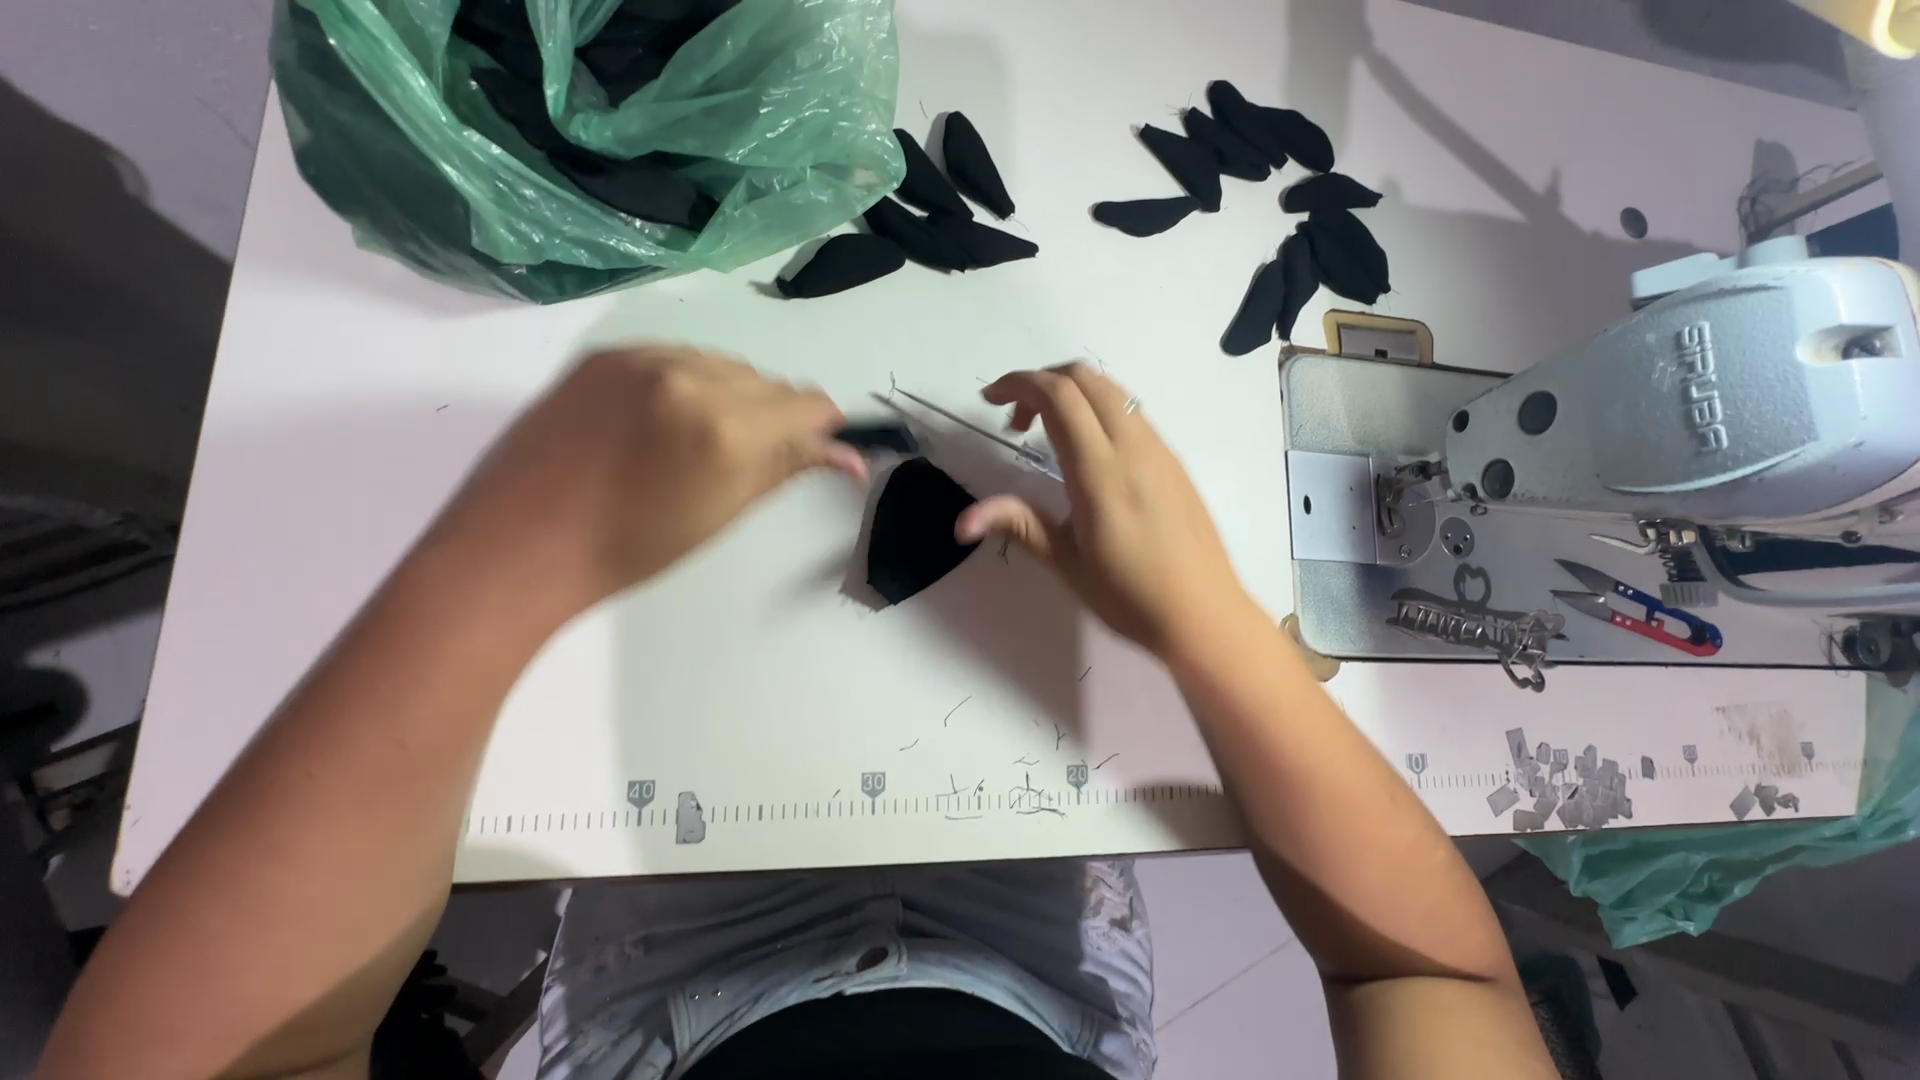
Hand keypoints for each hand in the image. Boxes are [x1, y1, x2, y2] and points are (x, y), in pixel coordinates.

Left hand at [438, 345, 863, 614]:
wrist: (521, 545)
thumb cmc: (631, 548)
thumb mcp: (722, 512)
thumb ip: (786, 469)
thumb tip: (848, 456)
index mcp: (726, 428)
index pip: (806, 403)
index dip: (822, 425)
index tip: (818, 445)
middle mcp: (690, 377)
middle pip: (766, 380)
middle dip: (774, 414)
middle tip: (751, 457)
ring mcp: (642, 358)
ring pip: (722, 362)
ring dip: (731, 394)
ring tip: (699, 439)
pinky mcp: (604, 354)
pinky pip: (674, 355)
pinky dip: (686, 381)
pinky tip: (663, 419)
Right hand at [955, 363, 1251, 657]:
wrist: (1204, 614)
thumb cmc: (1130, 596)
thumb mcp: (1067, 564)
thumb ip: (1019, 526)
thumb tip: (962, 521)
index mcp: (1100, 473)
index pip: (1058, 397)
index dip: (1019, 384)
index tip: (990, 400)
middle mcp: (1133, 447)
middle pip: (1084, 378)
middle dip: (1041, 381)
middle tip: (1015, 420)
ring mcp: (1159, 449)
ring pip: (1112, 389)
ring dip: (1071, 392)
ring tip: (1047, 434)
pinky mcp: (1173, 460)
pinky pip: (1131, 411)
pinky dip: (1098, 408)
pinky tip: (1086, 452)